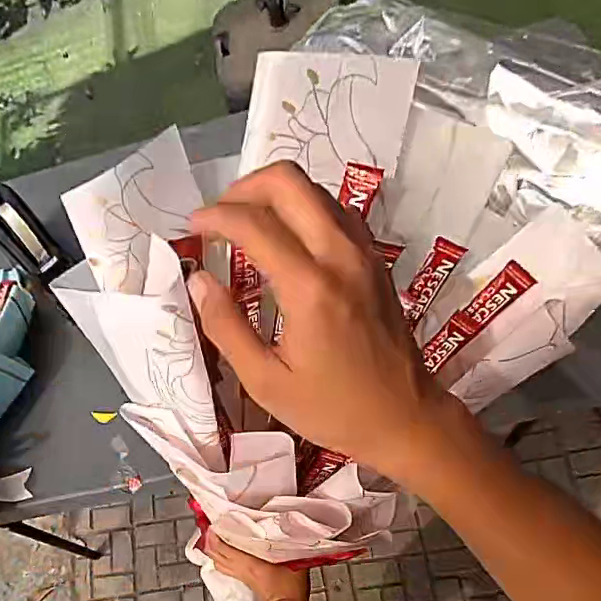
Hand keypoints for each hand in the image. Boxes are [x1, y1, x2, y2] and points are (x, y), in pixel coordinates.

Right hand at [187, 162, 466, 480]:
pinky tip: (290, 241)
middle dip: (245, 188)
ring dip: (277, 196)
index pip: (255, 223)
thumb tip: (199, 281)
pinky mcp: (377, 263)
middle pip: (290, 183)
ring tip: (250, 227)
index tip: (194, 227)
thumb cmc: (335, 410)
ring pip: (317, 191)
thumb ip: (226, 328)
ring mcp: (365, 255)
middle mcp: (341, 257)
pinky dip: (306, 211)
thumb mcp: (267, 383)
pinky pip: (338, 214)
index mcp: (310, 288)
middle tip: (222, 218)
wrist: (406, 418)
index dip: (216, 217)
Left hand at [201, 530, 309, 600]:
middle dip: (210, 542)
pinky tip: (228, 553)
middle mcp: (240, 569)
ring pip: (218, 563)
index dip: (214, 536)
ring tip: (217, 539)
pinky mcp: (245, 581)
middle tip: (212, 528)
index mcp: (248, 563)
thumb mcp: (294, 561)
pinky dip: (223, 559)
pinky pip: (226, 568)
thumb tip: (289, 529)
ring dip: (215, 552)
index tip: (213, 523)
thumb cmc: (290, 588)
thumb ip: (289, 544)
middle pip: (216, 556)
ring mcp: (241, 577)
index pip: (223, 548)